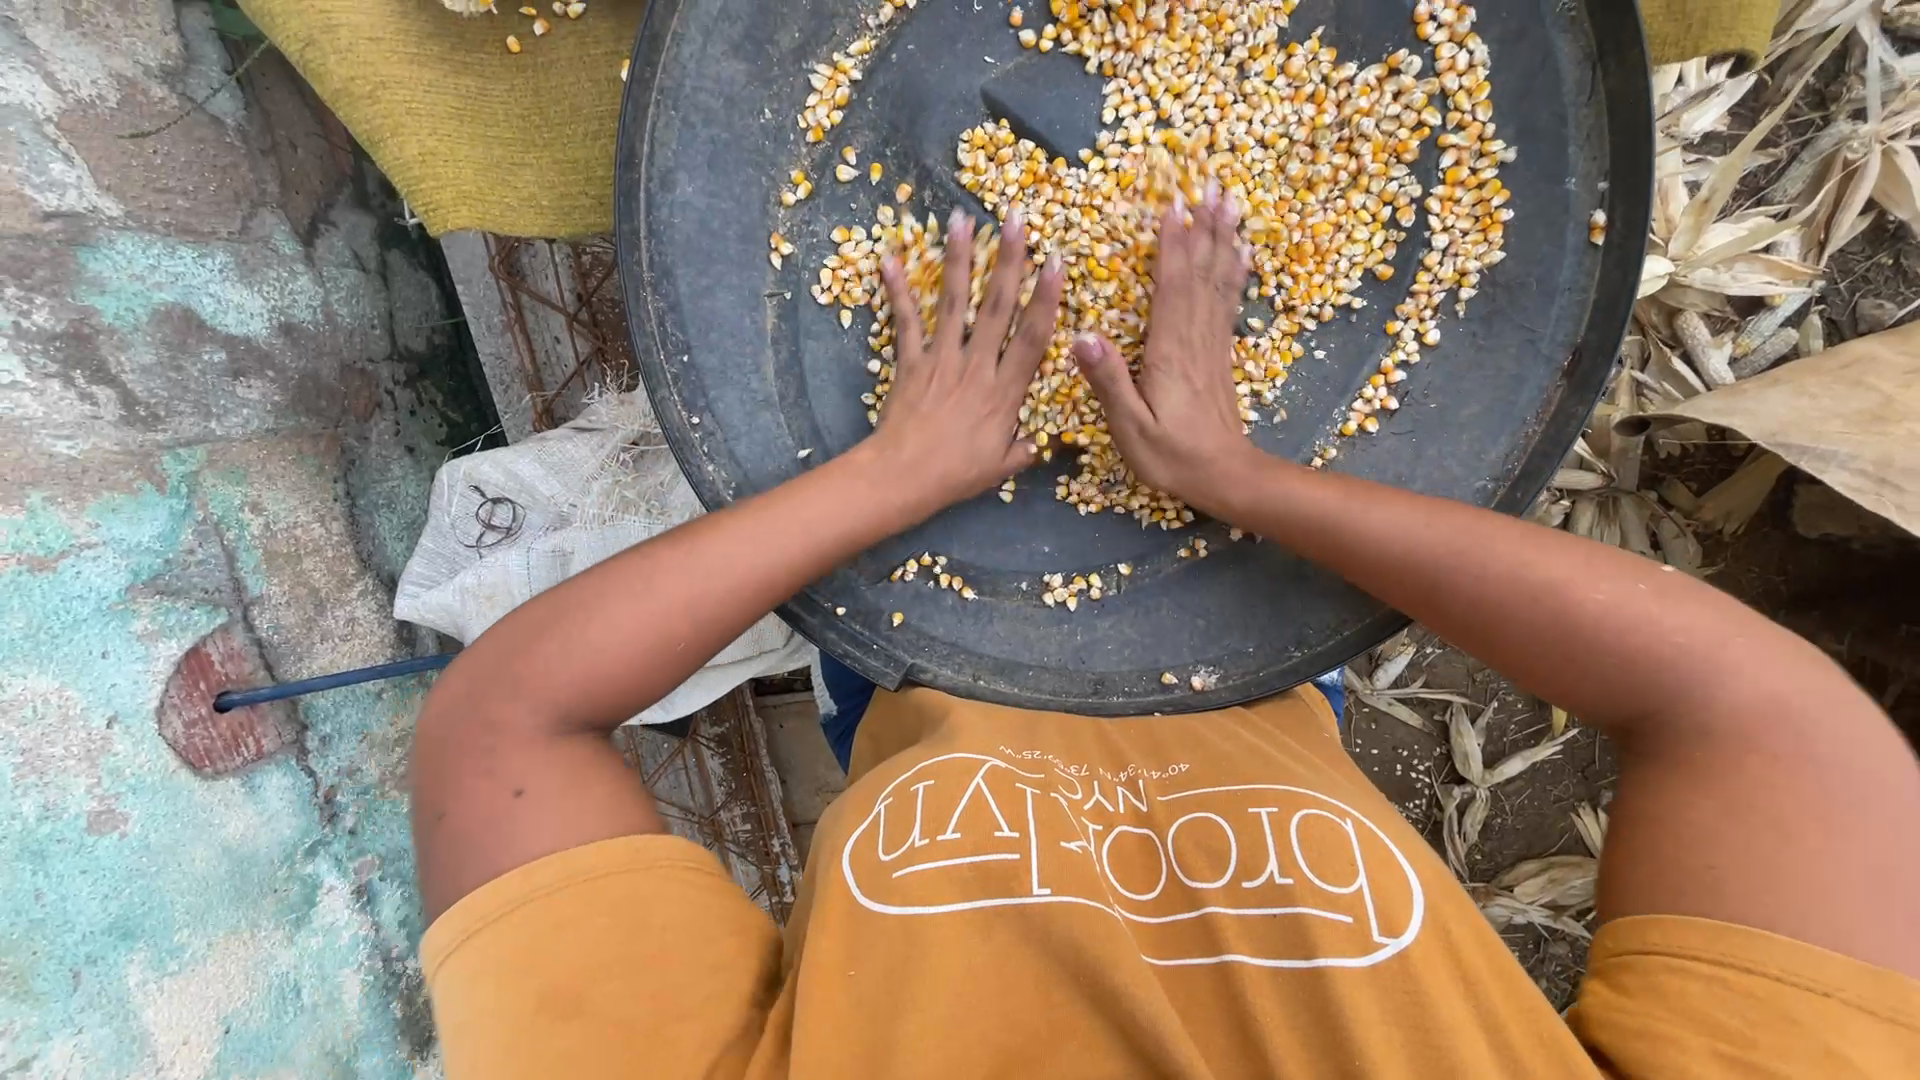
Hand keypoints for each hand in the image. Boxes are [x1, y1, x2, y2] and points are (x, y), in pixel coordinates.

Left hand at [870, 206, 1064, 513]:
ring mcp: (942, 360)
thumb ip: (1027, 447)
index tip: (1057, 260)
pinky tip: (890, 258)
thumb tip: (1050, 440)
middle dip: (1008, 259)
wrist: (905, 477)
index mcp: (1005, 391)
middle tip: (1014, 217)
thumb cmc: (957, 475)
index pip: (1032, 337)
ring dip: (958, 258)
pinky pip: (905, 322)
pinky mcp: (911, 362)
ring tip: (960, 218)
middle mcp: (976, 366)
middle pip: (997, 306)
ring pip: (954, 302)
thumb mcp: (1002, 466)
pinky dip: (897, 291)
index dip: (1046, 298)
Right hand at [1073, 185, 1262, 512]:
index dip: (1173, 247)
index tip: (1173, 205)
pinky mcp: (1221, 358)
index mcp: (1169, 353)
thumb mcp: (1130, 427)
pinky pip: (1229, 307)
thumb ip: (1109, 381)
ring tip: (1230, 204)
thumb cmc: (1171, 457)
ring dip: (1224, 242)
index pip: (1173, 289)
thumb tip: (1082, 337)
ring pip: (1219, 284)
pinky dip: (1235, 276)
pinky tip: (1241, 256)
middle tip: (1212, 186)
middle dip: (1206, 230)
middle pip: (1202, 276)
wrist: (1224, 478)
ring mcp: (1212, 347)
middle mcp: (1195, 341)